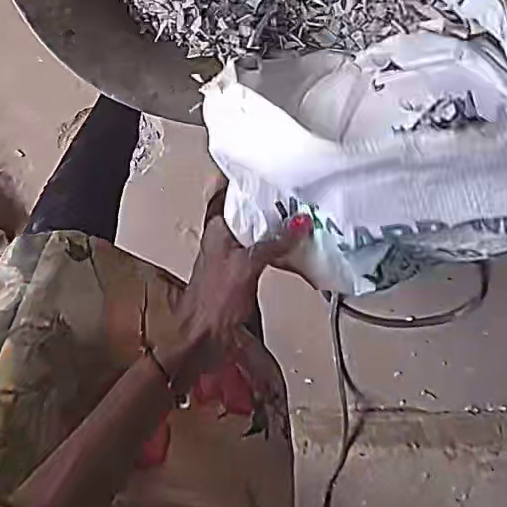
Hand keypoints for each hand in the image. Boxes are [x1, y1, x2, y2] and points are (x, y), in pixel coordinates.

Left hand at [168, 191, 308, 375]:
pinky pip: (265, 246)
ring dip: (278, 222)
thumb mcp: (247, 266)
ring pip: (259, 227)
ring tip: (303, 213)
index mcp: (218, 225)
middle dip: (272, 200)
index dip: (252, 179)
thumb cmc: (215, 300)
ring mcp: (234, 251)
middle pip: (250, 208)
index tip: (276, 170)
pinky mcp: (244, 268)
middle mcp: (224, 234)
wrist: (204, 337)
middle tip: (299, 190)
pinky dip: (279, 243)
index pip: (232, 190)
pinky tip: (297, 243)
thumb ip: (273, 243)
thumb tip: (300, 221)